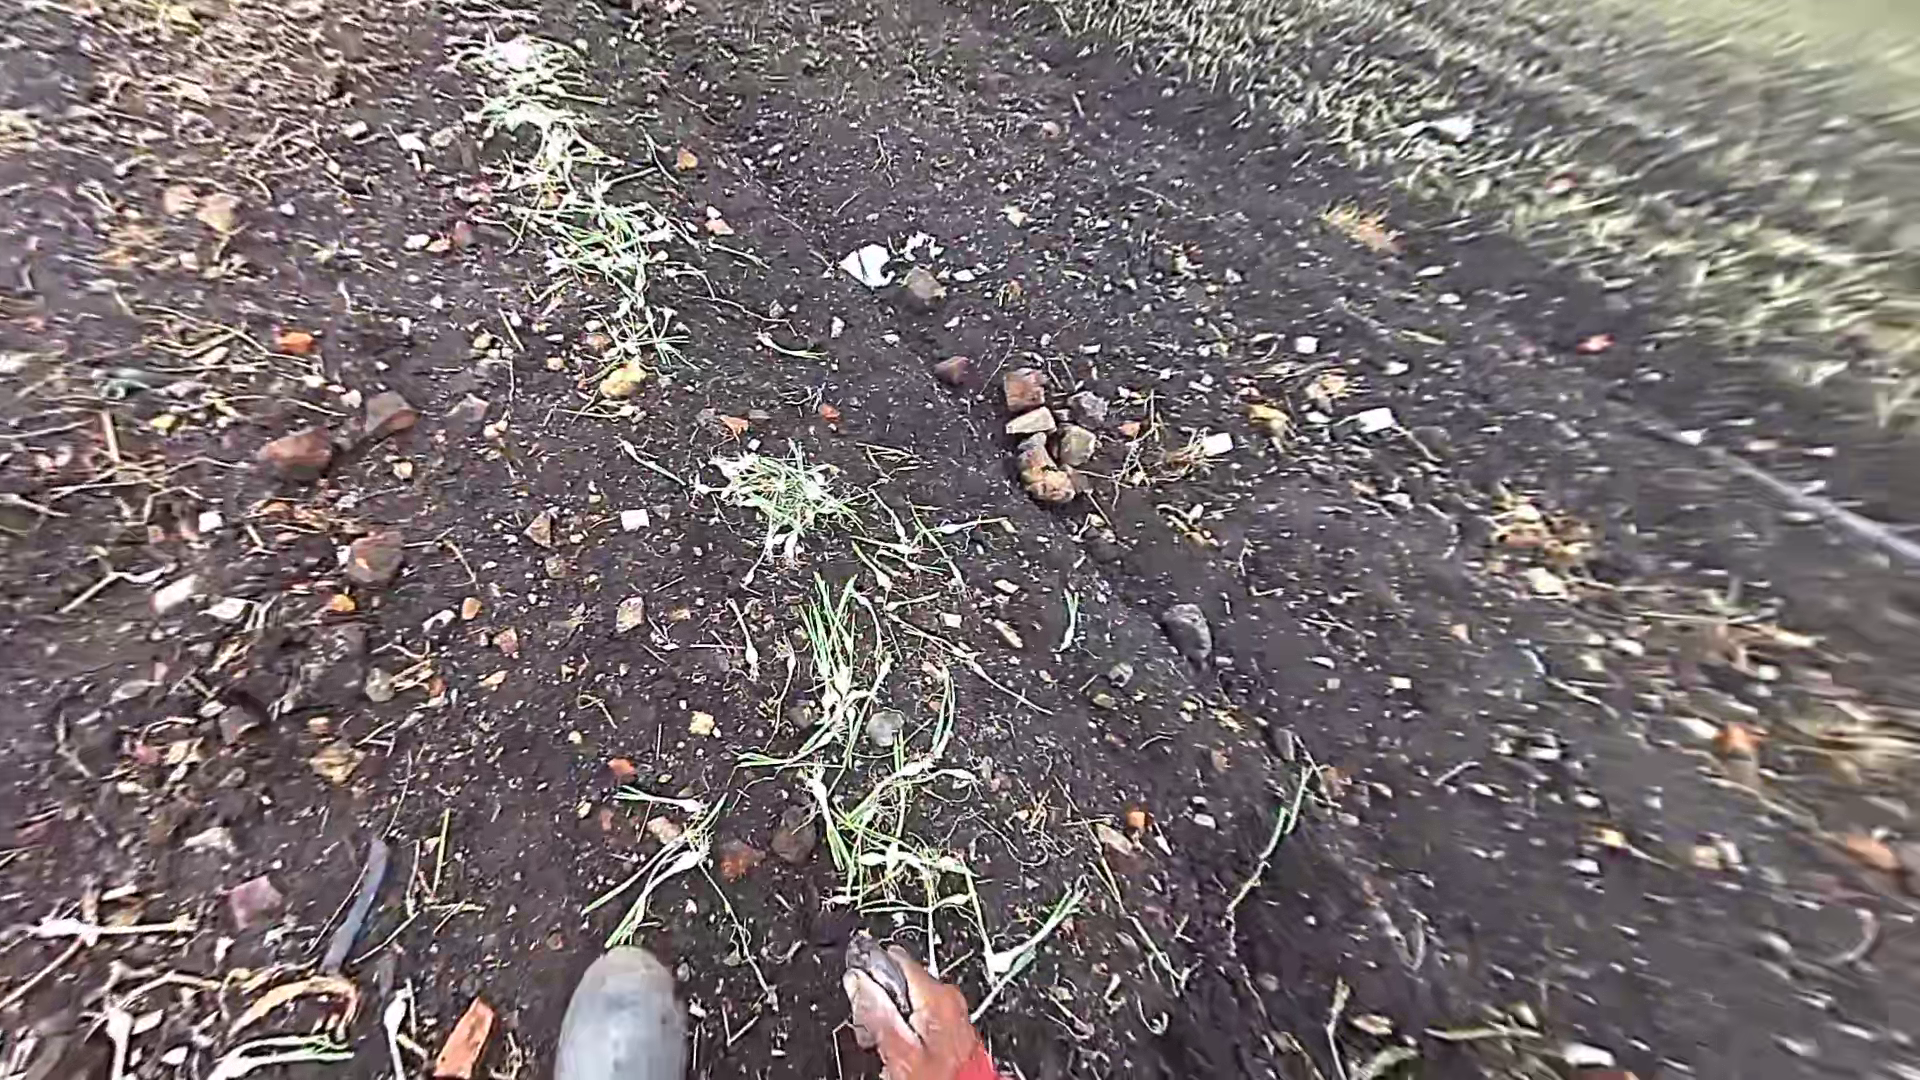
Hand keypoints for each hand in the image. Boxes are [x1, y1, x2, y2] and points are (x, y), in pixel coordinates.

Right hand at [842, 946, 985, 1079]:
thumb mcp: (901, 1052)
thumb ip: (878, 1014)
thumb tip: (857, 981)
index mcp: (937, 995)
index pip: (897, 961)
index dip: (873, 974)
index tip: (858, 994)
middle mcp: (949, 996)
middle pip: (904, 982)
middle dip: (884, 1004)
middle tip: (873, 1035)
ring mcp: (954, 1011)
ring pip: (913, 1001)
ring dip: (895, 1020)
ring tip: (890, 1051)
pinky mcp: (955, 1028)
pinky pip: (924, 1017)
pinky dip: (910, 1030)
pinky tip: (906, 1054)